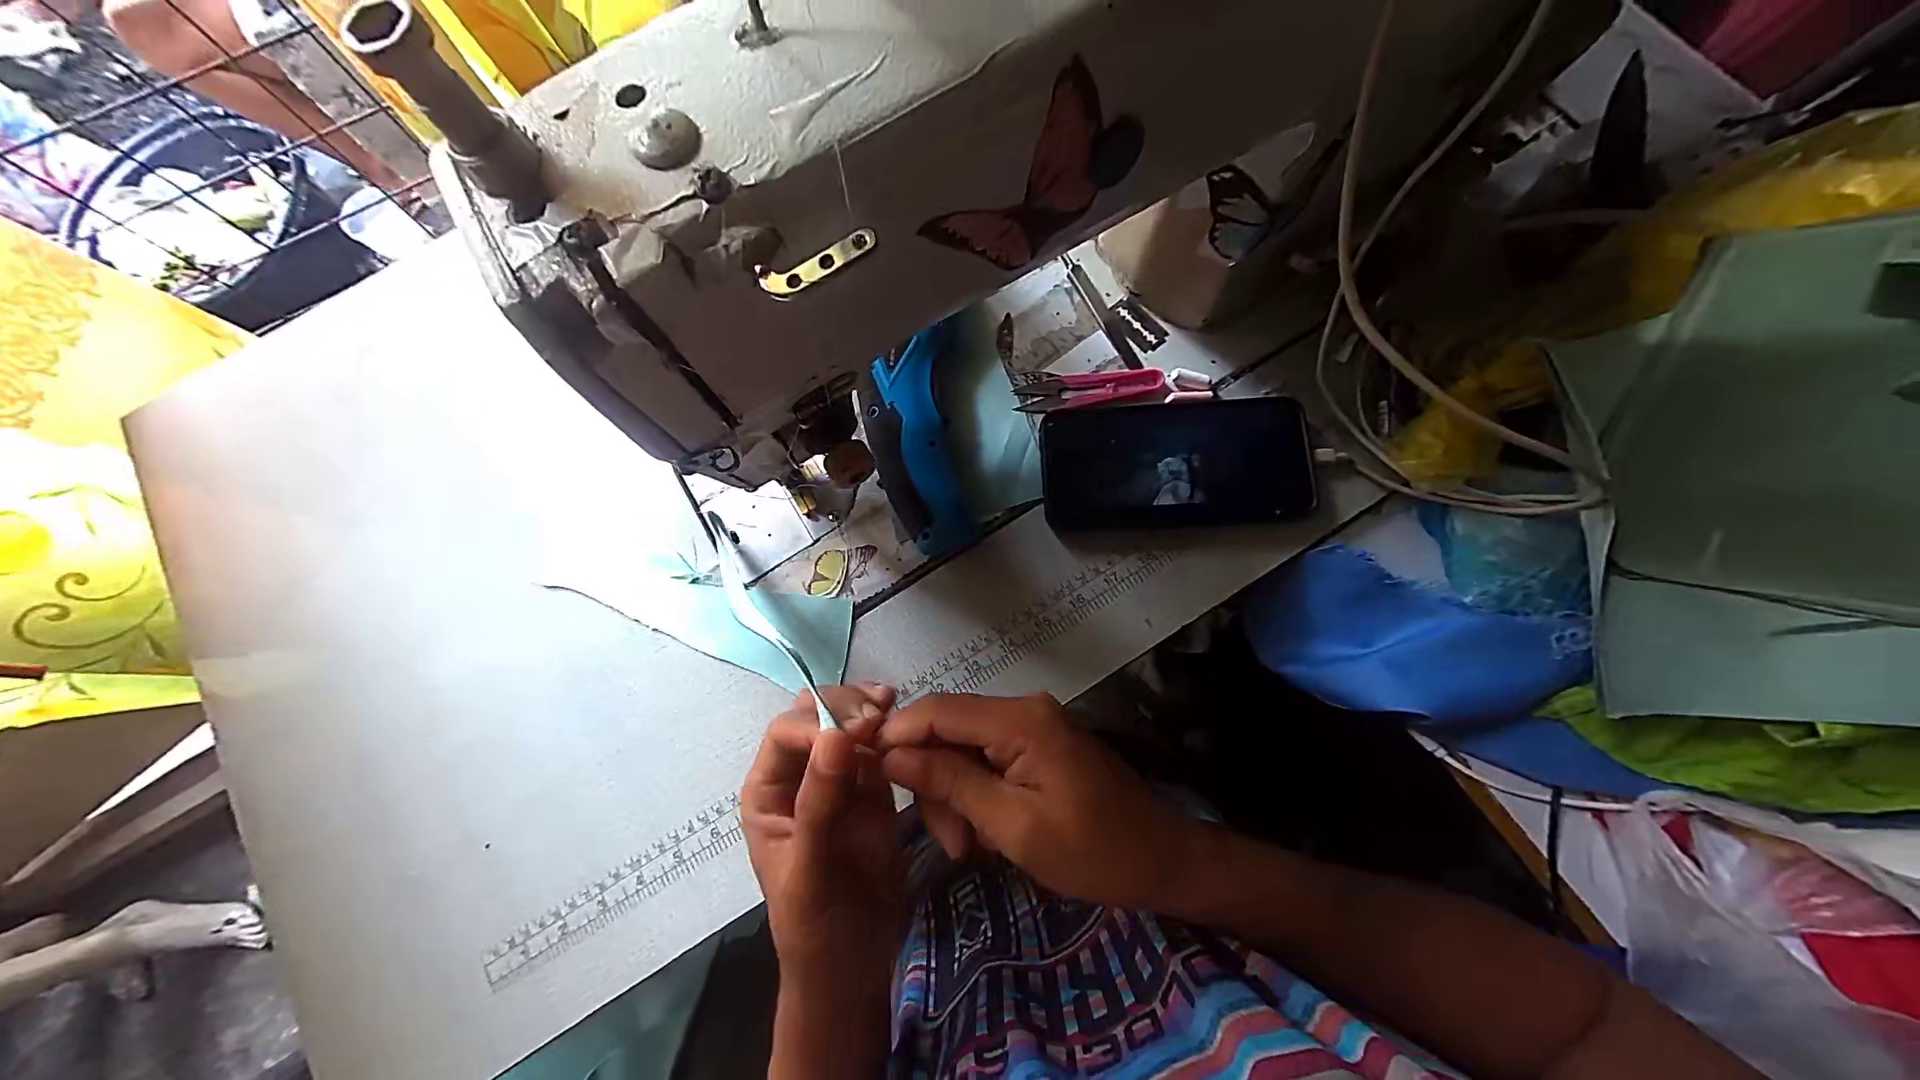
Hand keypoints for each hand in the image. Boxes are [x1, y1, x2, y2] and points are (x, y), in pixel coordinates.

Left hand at [741, 684, 904, 987]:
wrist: (853, 965)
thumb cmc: (813, 925)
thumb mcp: (809, 867)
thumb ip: (820, 801)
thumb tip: (837, 734)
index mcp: (768, 791)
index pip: (786, 733)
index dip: (820, 721)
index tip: (860, 728)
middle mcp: (799, 776)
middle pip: (816, 717)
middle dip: (846, 707)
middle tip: (883, 709)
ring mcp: (837, 781)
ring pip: (848, 726)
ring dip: (869, 710)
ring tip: (894, 705)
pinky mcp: (871, 791)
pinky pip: (877, 750)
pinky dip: (890, 734)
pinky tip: (903, 727)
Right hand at [878, 693, 1199, 911]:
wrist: (1161, 861)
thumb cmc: (1091, 850)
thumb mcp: (1012, 825)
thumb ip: (950, 783)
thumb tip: (891, 753)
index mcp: (1019, 719)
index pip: (938, 709)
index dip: (896, 734)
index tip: (867, 770)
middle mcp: (1023, 708)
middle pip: (949, 729)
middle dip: (934, 781)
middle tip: (948, 841)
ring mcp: (1032, 724)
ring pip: (965, 748)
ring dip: (956, 794)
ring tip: (971, 847)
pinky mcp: (1037, 743)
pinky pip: (988, 758)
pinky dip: (977, 792)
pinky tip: (987, 832)